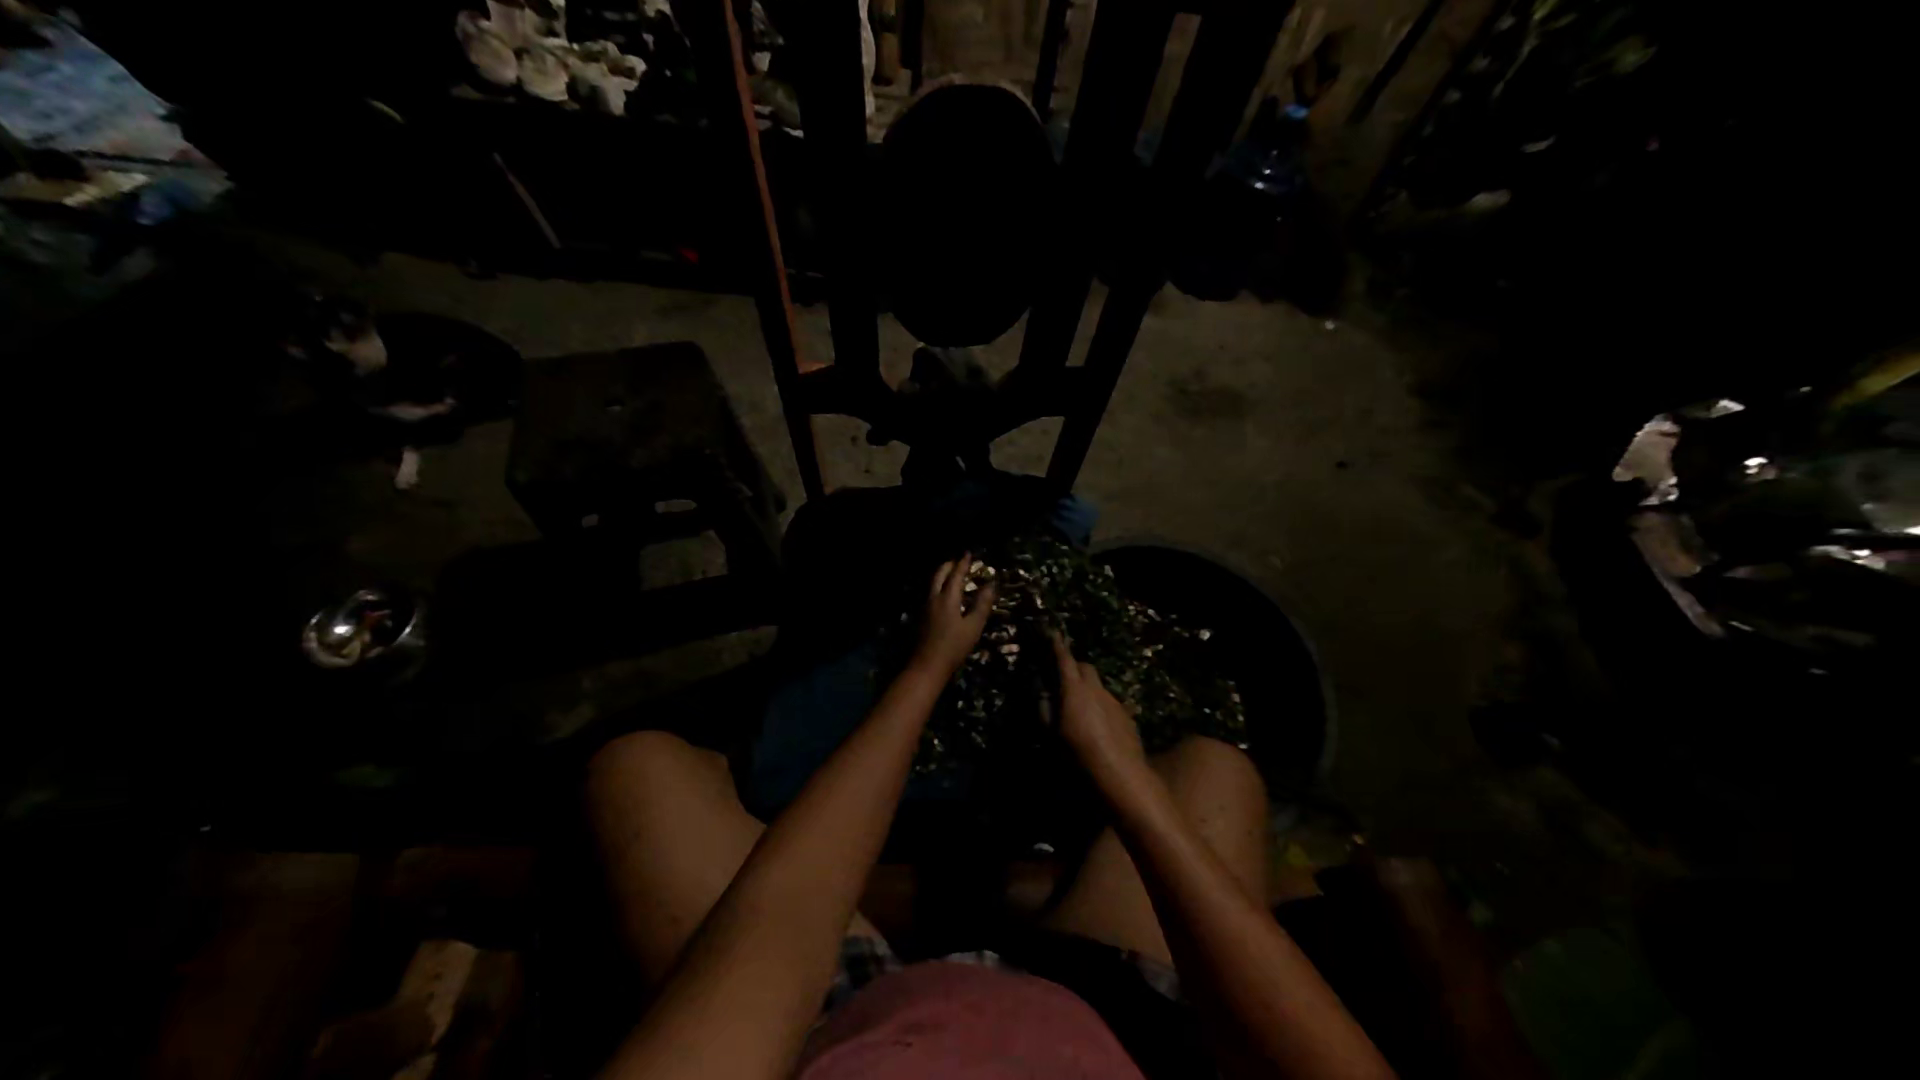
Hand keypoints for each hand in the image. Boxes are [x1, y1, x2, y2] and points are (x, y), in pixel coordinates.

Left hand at [913, 554, 996, 676]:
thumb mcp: (973, 626)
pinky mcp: (921, 617)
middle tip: (958, 561)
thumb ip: (982, 605)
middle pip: (938, 575)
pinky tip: (944, 595)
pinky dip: (938, 586)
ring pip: (932, 584)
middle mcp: (933, 598)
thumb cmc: (953, 647)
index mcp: (947, 598)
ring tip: (951, 574)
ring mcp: (925, 607)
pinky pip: (930, 593)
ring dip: (942, 575)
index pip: (955, 575)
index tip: (968, 553)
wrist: (927, 666)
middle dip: (948, 565)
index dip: (963, 563)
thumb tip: (991, 585)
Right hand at [1048, 632, 1146, 779]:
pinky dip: (1101, 704)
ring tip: (1080, 707)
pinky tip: (1099, 725)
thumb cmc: (1078, 753)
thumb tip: (1040, 689)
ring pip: (1099, 685)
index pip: (1064, 660)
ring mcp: (1114, 700)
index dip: (1057, 646)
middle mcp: (1096, 688)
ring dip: (1088, 687)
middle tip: (1063, 677)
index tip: (1053, 633)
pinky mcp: (1127, 714)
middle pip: (1085, 667)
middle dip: (1074, 666)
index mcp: (1074, 689)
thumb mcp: (1051, 733)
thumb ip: (1044, 707)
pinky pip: (1110, 701)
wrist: (1120, 773)